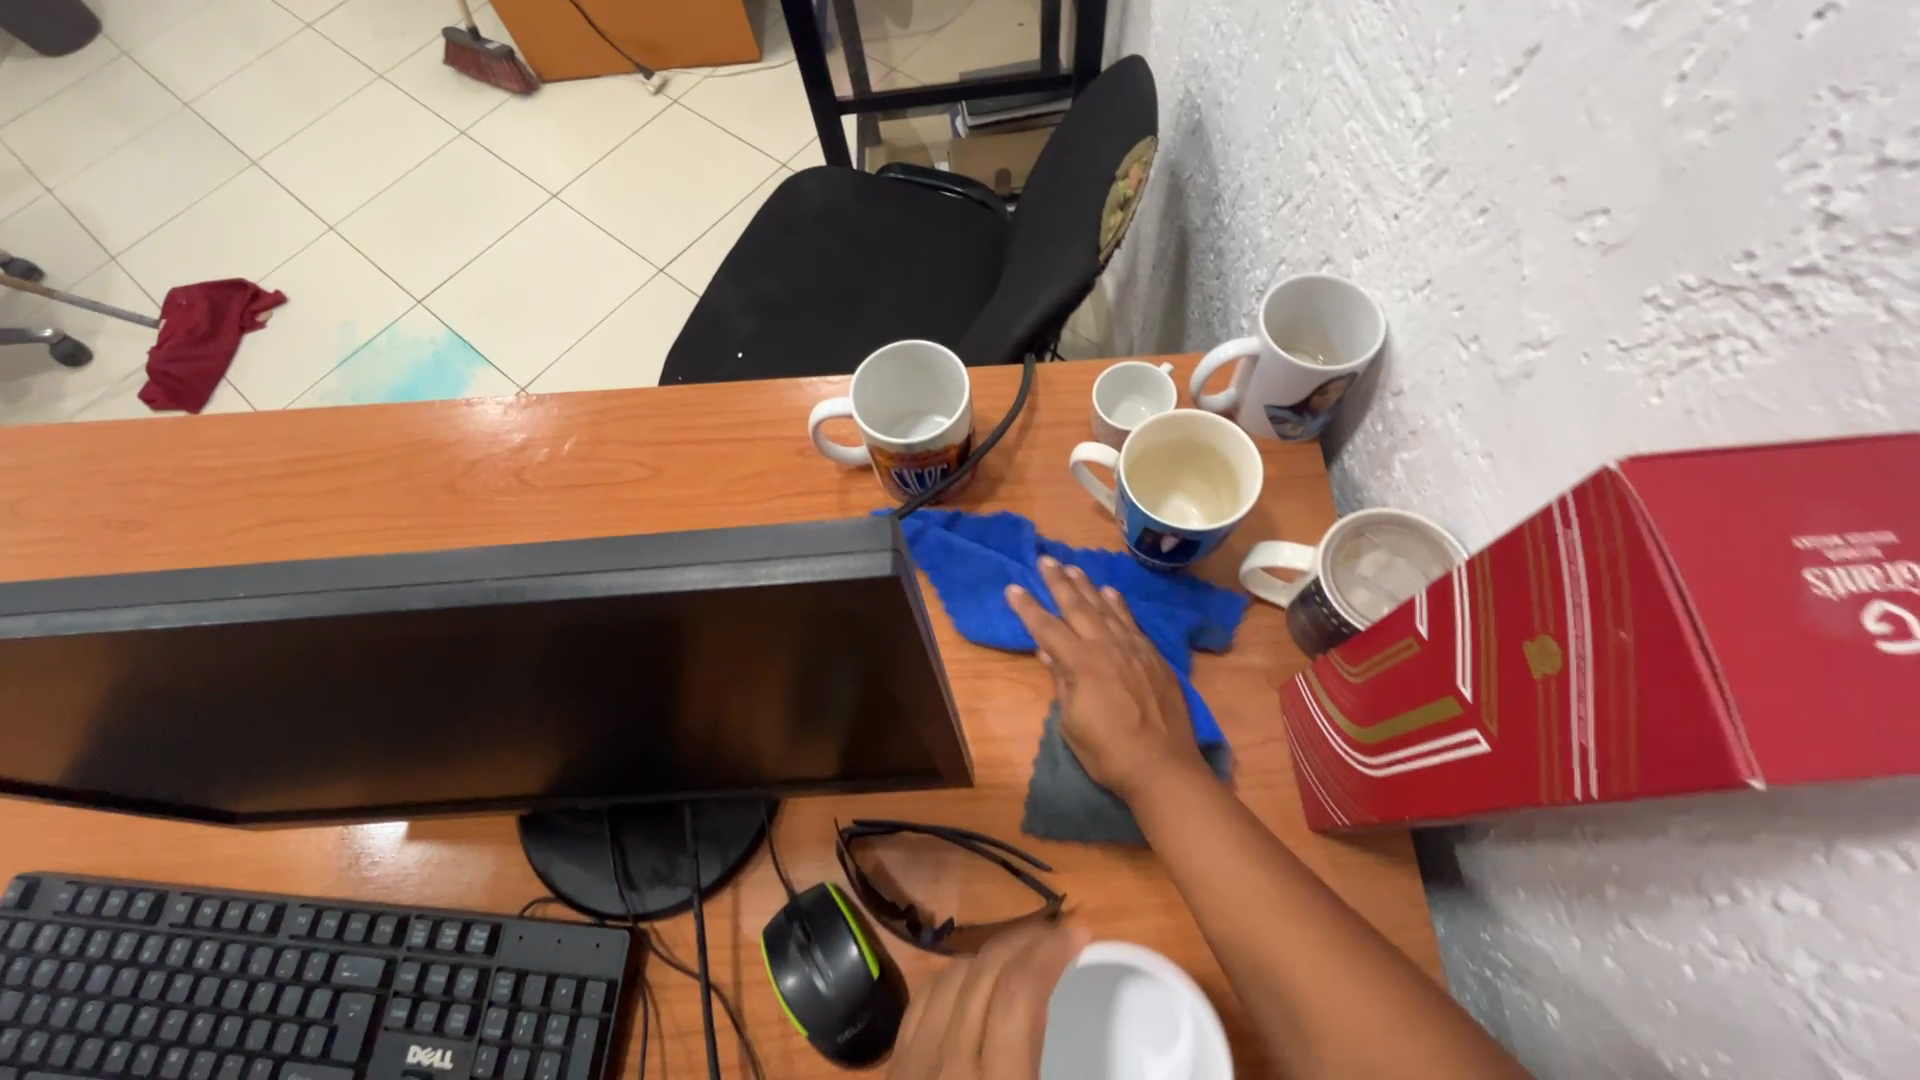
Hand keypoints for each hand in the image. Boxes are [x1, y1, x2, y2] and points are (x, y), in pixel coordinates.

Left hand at [888, 922, 1087, 1079]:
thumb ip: (1056, 1056)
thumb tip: (1119, 1059)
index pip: (1019, 993)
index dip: (1050, 951)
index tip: (1078, 931)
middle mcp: (947, 1066)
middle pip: (983, 974)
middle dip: (1024, 941)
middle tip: (1057, 934)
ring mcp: (910, 1067)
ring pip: (948, 980)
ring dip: (988, 956)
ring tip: (1021, 955)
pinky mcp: (892, 1071)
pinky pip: (919, 1005)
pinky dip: (951, 980)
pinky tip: (972, 984)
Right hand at [1005, 556, 1208, 802]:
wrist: (1163, 766)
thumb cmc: (1108, 752)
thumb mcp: (1072, 722)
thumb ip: (1062, 681)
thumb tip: (1048, 651)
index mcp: (1081, 663)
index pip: (1047, 628)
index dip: (1028, 608)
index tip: (1013, 587)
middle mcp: (1107, 647)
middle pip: (1077, 607)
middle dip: (1059, 582)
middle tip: (1045, 559)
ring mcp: (1134, 649)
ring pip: (1106, 609)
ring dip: (1088, 587)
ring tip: (1074, 568)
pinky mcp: (1153, 657)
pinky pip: (1132, 622)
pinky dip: (1119, 605)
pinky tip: (1111, 594)